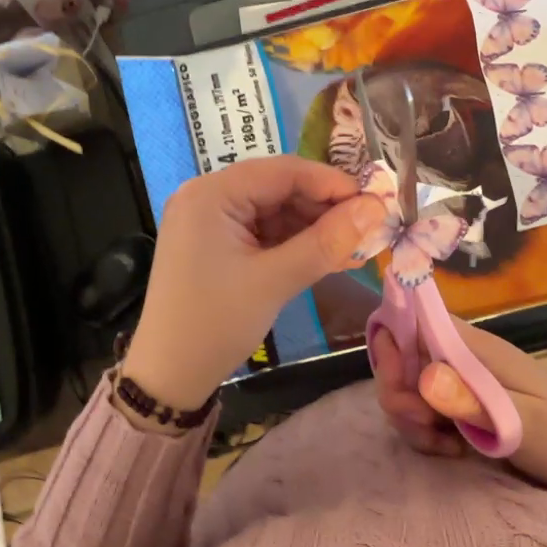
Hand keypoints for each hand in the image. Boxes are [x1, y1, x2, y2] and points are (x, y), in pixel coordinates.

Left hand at [123, 157, 387, 408]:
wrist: (168, 375)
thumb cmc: (215, 323)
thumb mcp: (275, 281)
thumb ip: (326, 241)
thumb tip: (377, 208)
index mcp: (211, 194)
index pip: (283, 171)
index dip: (332, 184)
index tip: (375, 204)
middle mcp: (206, 197)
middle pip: (279, 188)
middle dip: (325, 209)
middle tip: (369, 231)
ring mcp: (208, 223)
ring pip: (274, 212)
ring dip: (314, 229)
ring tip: (355, 250)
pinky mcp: (214, 247)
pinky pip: (262, 233)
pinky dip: (293, 244)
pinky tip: (327, 258)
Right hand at [372, 320, 546, 502]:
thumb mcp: (525, 424)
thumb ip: (473, 401)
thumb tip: (423, 375)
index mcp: (475, 348)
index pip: (414, 319)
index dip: (391, 342)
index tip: (398, 385)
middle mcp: (463, 358)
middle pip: (402, 359)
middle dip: (398, 394)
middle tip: (424, 427)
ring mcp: (462, 385)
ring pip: (409, 391)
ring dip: (411, 420)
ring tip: (443, 446)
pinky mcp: (464, 410)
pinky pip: (424, 415)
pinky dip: (425, 434)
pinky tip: (449, 451)